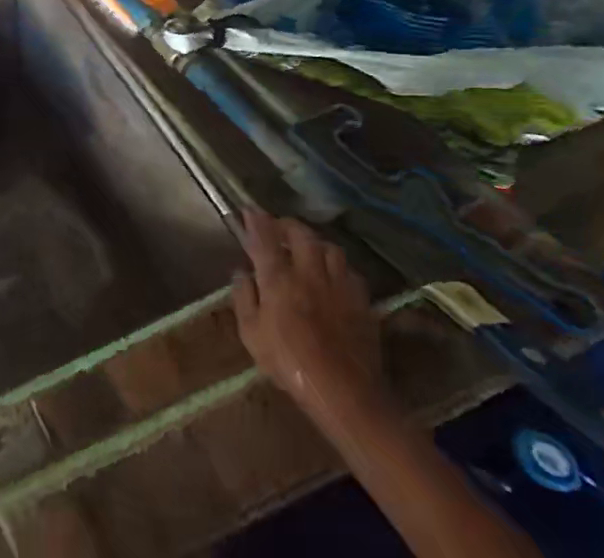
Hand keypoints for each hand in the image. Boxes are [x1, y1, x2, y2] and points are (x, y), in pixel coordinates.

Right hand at [232, 208, 385, 417]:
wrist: (344, 392)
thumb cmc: (288, 363)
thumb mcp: (251, 333)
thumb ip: (244, 298)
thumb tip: (241, 273)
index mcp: (279, 280)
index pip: (265, 239)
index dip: (256, 221)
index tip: (249, 210)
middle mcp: (310, 274)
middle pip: (303, 235)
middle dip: (288, 225)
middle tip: (277, 228)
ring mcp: (340, 287)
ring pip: (331, 248)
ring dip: (315, 242)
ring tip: (306, 248)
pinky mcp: (362, 303)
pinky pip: (350, 272)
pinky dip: (337, 266)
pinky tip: (331, 276)